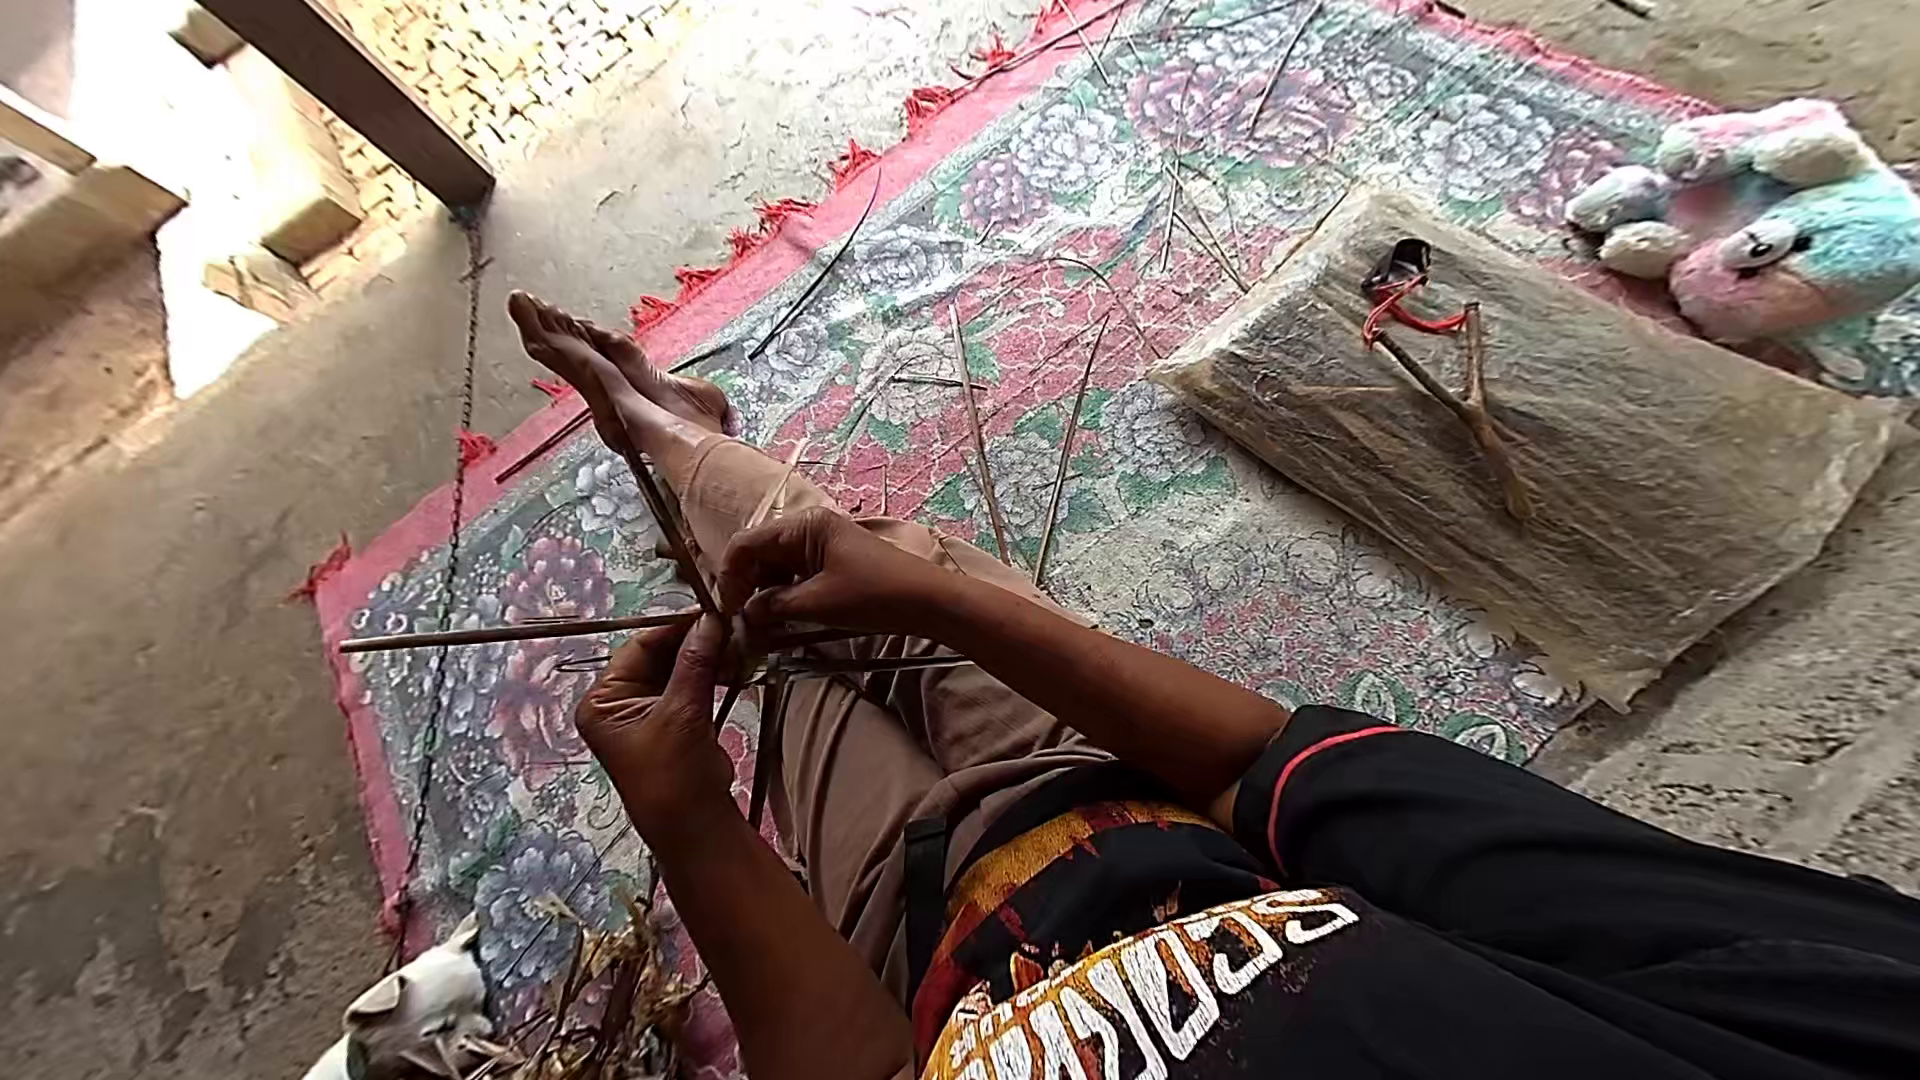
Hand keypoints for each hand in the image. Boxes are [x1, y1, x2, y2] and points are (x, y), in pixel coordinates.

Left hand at [576, 615, 735, 840]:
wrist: (695, 823)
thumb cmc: (672, 772)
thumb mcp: (681, 713)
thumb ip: (695, 662)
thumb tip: (711, 618)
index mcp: (604, 700)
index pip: (639, 646)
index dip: (675, 628)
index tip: (712, 612)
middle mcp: (622, 700)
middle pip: (661, 654)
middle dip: (697, 641)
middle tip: (732, 626)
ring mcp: (651, 708)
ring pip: (682, 666)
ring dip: (710, 655)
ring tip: (739, 643)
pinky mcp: (679, 716)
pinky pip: (696, 682)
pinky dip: (715, 671)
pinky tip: (737, 662)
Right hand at [716, 507, 953, 637]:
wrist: (928, 600)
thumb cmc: (874, 595)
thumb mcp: (817, 603)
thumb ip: (773, 606)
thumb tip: (743, 614)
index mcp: (804, 525)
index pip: (746, 544)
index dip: (729, 578)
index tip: (726, 612)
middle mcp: (810, 527)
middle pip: (760, 554)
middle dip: (747, 587)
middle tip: (741, 624)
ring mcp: (824, 544)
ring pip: (778, 566)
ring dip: (765, 594)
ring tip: (760, 626)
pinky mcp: (835, 561)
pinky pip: (798, 574)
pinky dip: (786, 594)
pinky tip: (783, 618)